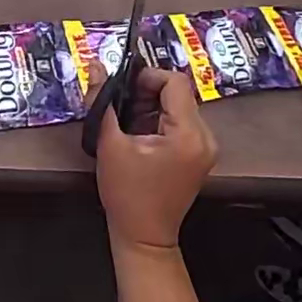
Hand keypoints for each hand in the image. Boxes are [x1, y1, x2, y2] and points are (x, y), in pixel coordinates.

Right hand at [96, 69, 217, 251]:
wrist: (144, 237)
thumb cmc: (126, 193)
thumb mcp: (109, 144)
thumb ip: (102, 101)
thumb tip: (96, 64)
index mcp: (188, 134)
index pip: (175, 82)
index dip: (147, 77)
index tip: (122, 88)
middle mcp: (205, 137)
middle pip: (178, 93)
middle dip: (146, 93)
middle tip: (120, 105)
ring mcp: (205, 147)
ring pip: (179, 106)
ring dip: (151, 106)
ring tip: (126, 121)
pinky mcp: (199, 155)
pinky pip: (180, 122)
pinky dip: (158, 120)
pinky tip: (138, 134)